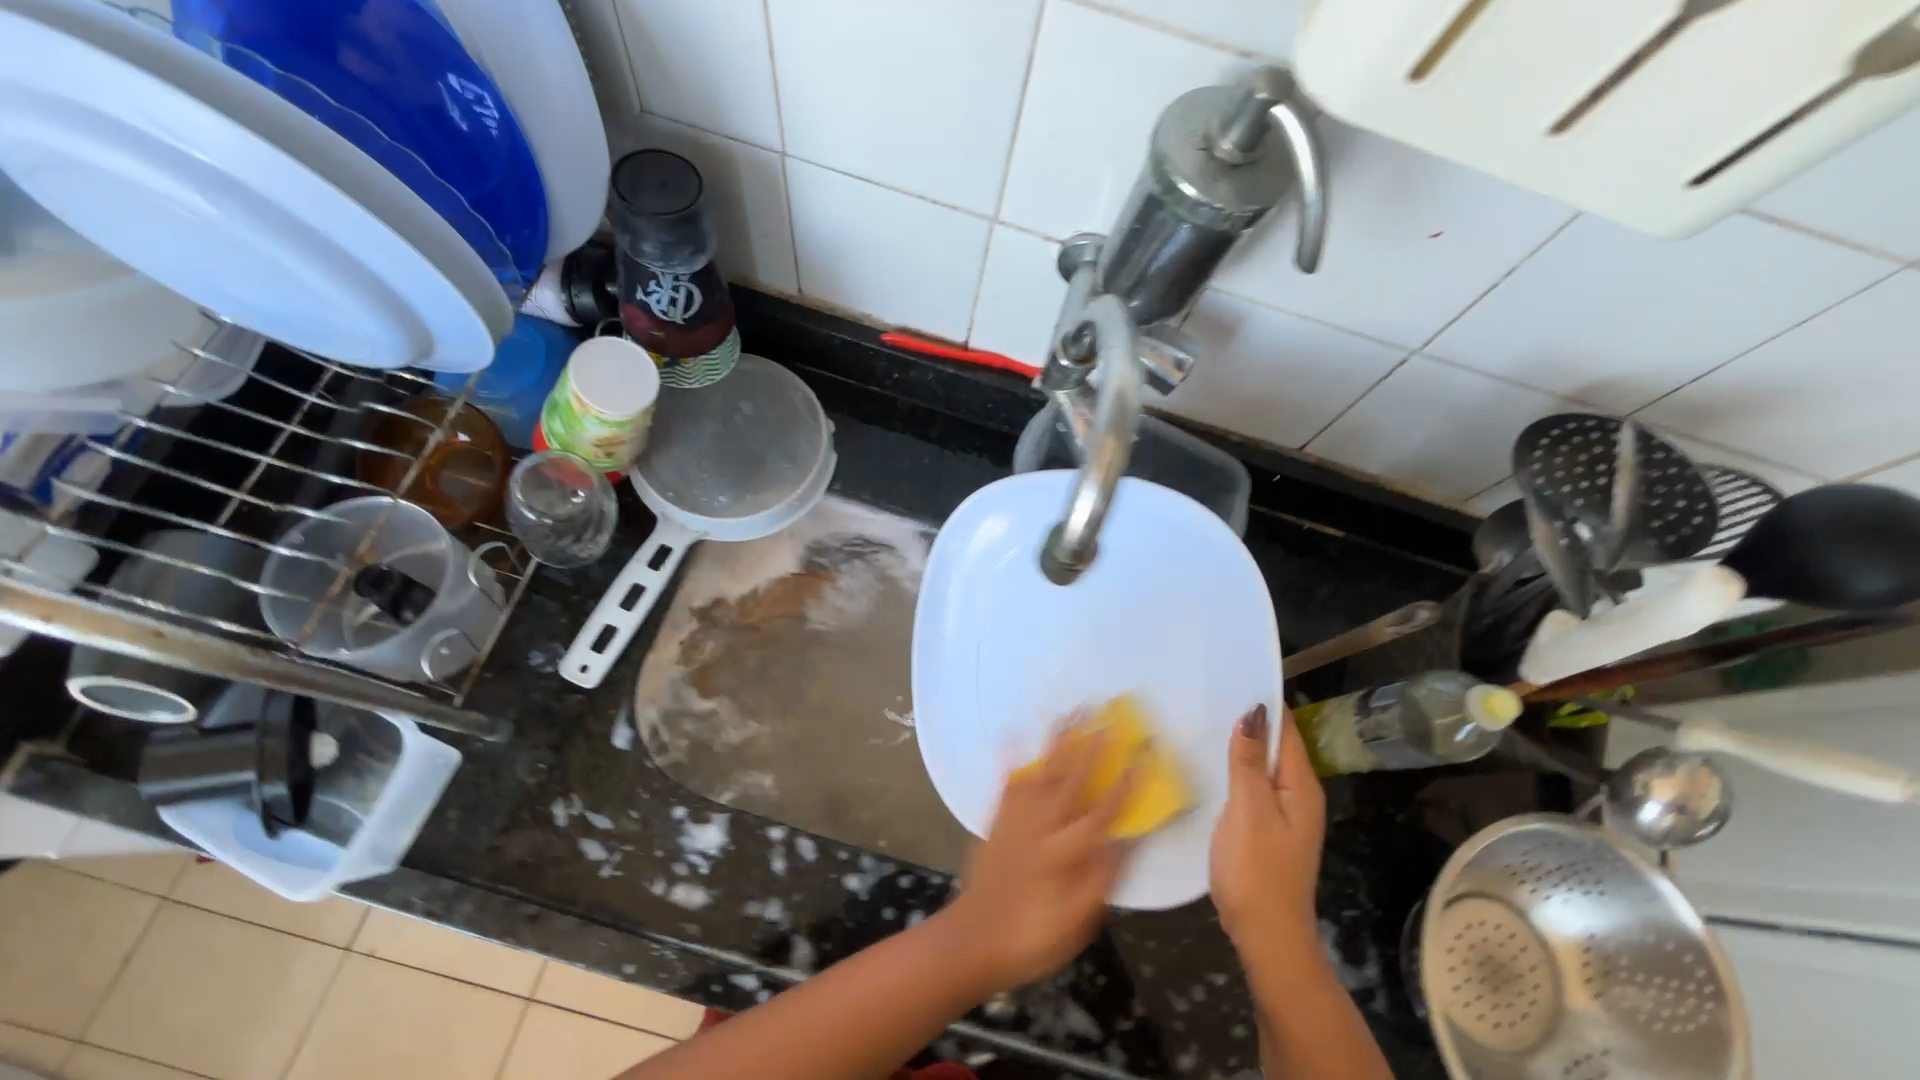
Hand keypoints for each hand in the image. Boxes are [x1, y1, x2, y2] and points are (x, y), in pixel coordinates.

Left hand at [942, 724, 1135, 992]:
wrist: (973, 942)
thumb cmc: (1032, 938)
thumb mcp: (1078, 920)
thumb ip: (1102, 876)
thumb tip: (1126, 838)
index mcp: (1067, 852)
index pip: (1103, 810)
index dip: (1124, 783)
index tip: (1141, 754)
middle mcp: (1042, 827)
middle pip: (1071, 780)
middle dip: (1091, 747)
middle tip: (1106, 715)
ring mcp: (1015, 821)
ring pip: (1041, 773)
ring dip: (1056, 742)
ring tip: (1070, 714)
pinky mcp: (995, 822)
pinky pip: (1006, 784)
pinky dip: (1011, 759)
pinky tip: (1012, 736)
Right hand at [1209, 705, 1325, 953]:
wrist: (1266, 934)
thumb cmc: (1257, 870)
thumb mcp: (1249, 810)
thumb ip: (1248, 762)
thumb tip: (1254, 711)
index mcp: (1301, 786)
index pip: (1285, 730)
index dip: (1263, 703)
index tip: (1230, 676)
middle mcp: (1299, 795)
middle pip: (1275, 746)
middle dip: (1248, 721)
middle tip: (1206, 695)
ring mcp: (1284, 815)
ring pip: (1262, 768)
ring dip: (1239, 748)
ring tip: (1203, 723)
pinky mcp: (1267, 830)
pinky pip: (1254, 788)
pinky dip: (1236, 773)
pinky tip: (1211, 769)